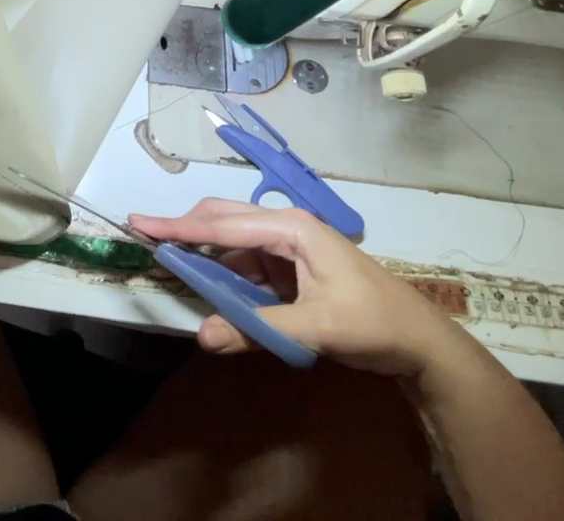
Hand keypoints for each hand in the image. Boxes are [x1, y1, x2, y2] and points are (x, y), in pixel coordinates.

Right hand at [131, 199, 472, 376]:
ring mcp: (287, 245)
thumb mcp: (317, 329)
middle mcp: (285, 227)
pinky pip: (243, 262)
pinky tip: (207, 284)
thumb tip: (203, 335)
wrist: (424, 344)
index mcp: (292, 228)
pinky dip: (221, 272)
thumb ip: (258, 329)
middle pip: (222, 219)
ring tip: (170, 262)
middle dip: (184, 229)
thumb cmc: (375, 324)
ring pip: (230, 240)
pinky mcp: (288, 265)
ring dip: (201, 253)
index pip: (223, 225)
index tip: (139, 222)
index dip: (179, 226)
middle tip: (146, 235)